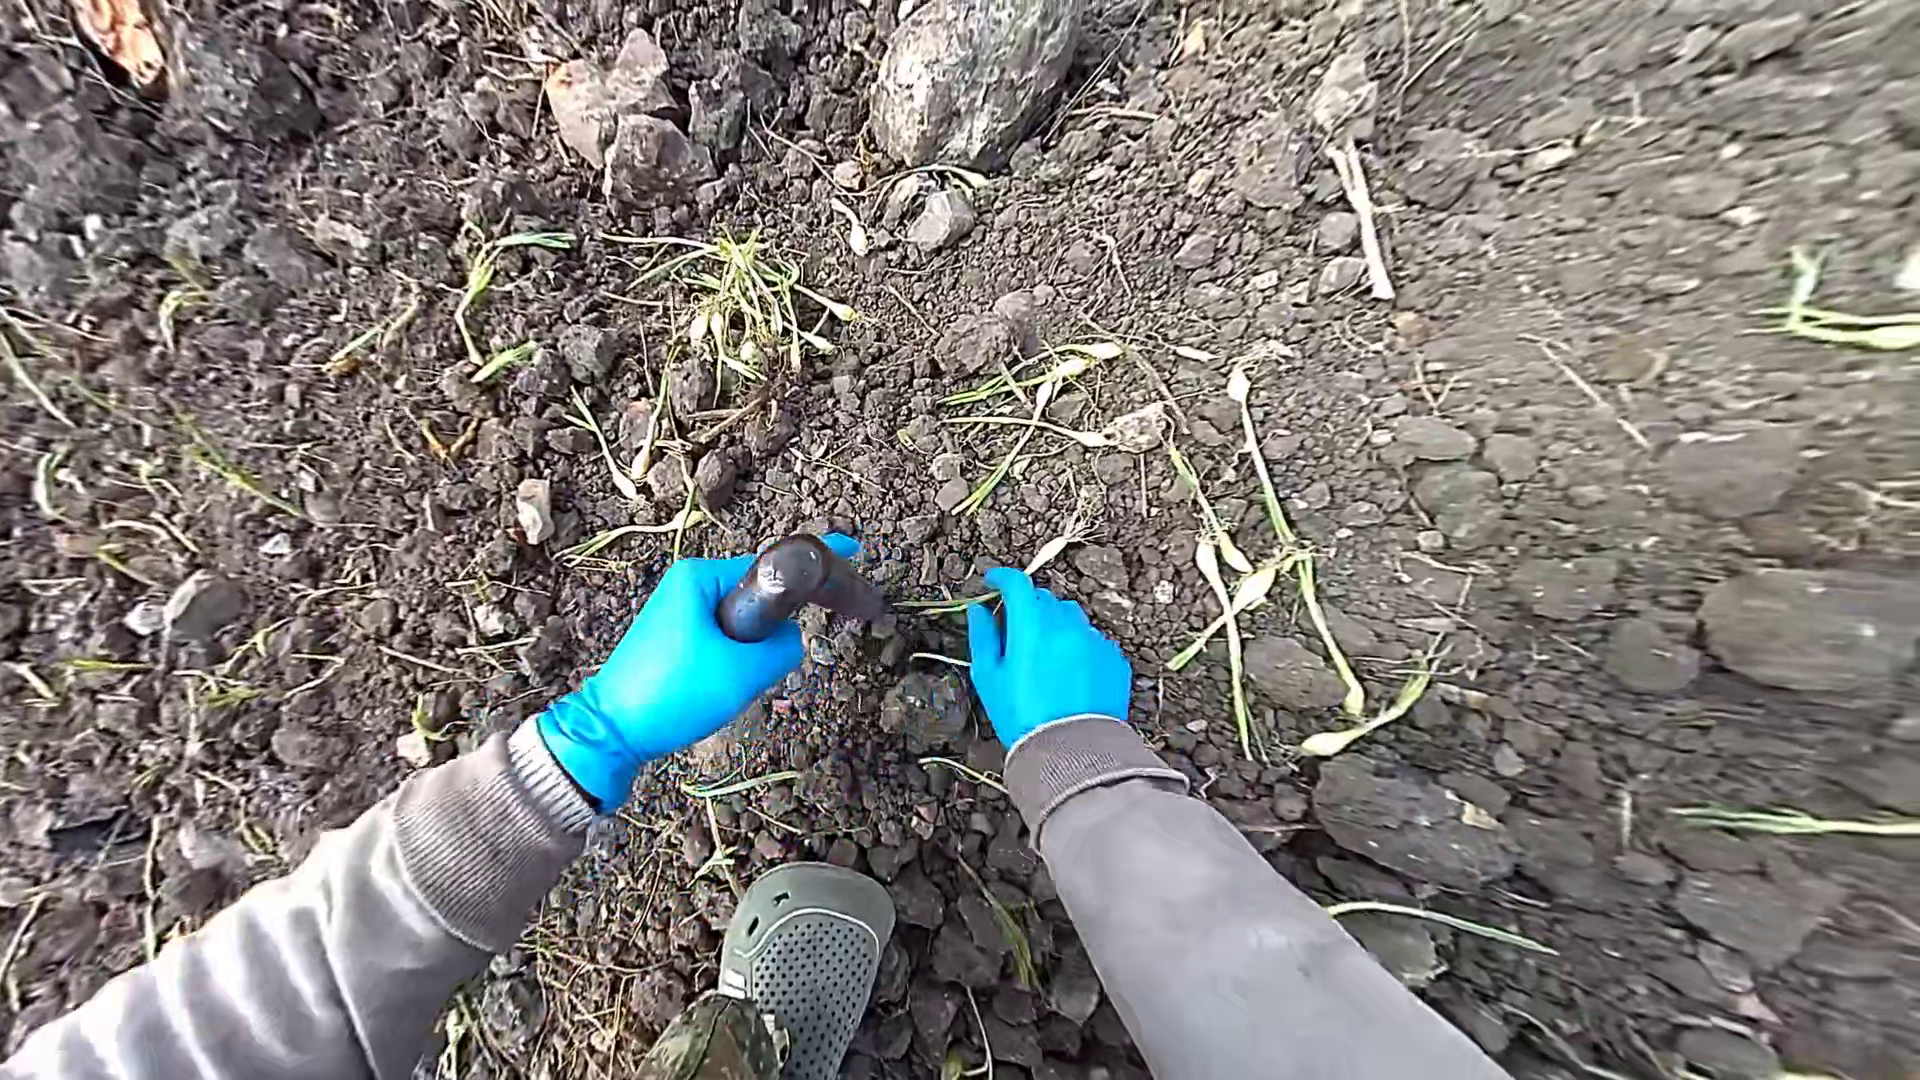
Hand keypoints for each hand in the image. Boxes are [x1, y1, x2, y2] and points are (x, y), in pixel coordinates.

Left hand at [538, 534, 860, 809]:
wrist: (610, 736)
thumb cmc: (674, 693)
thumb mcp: (743, 672)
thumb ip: (785, 647)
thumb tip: (793, 638)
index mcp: (702, 577)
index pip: (772, 561)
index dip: (817, 559)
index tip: (853, 548)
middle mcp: (692, 584)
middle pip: (761, 595)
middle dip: (774, 628)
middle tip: (769, 664)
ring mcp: (683, 610)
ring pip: (746, 621)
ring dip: (755, 650)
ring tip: (738, 682)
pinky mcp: (680, 636)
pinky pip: (728, 636)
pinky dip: (739, 657)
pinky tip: (728, 685)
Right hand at [966, 567, 1131, 747]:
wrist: (1071, 752)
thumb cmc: (1024, 717)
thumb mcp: (989, 677)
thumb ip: (983, 636)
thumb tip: (978, 611)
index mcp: (1033, 627)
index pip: (1017, 583)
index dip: (1002, 577)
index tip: (994, 581)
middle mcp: (1067, 626)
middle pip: (1044, 597)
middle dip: (1028, 606)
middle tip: (1017, 629)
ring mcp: (1094, 641)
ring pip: (1071, 616)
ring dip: (1055, 624)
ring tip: (1045, 654)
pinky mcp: (1113, 658)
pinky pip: (1092, 639)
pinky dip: (1078, 645)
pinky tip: (1067, 671)